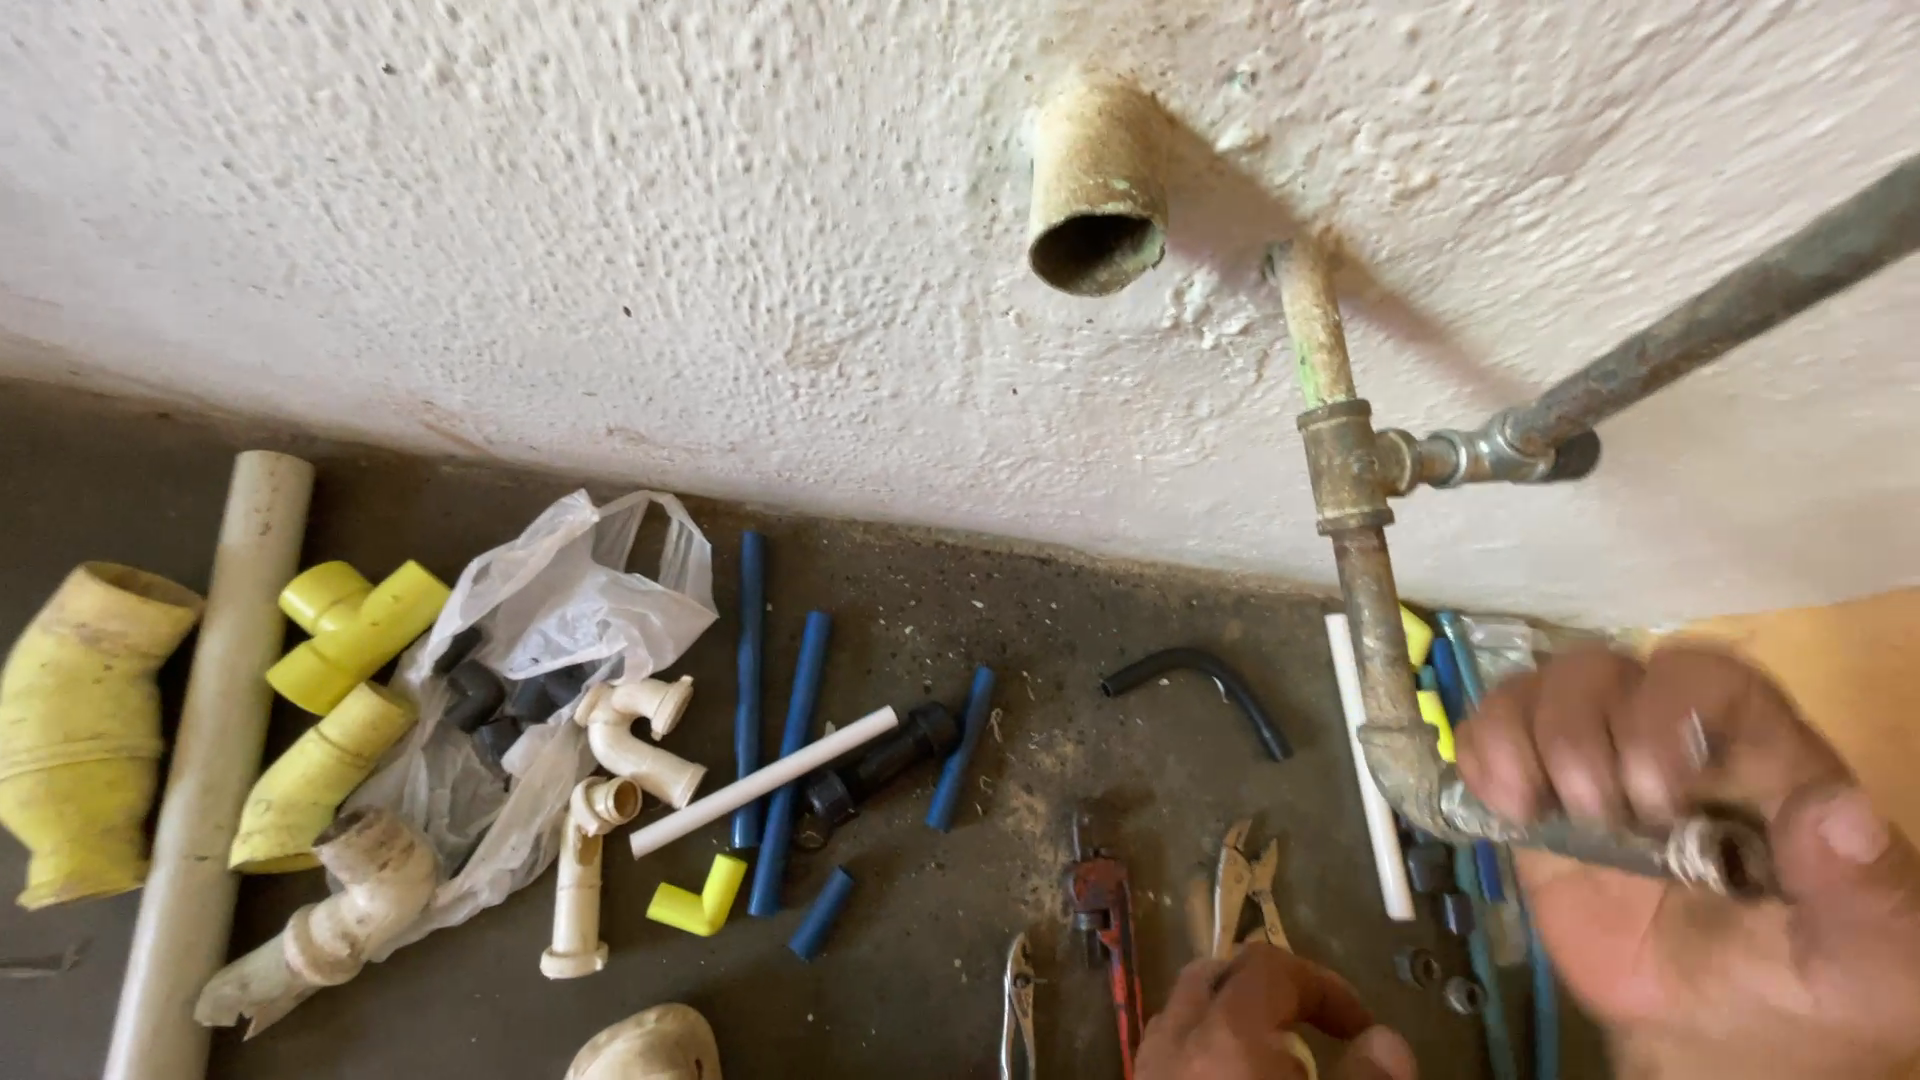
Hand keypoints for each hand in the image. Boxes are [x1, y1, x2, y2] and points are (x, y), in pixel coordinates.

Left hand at [1136, 943, 1416, 1079]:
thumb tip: (1389, 1040)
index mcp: (1225, 1033)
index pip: (1270, 967)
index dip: (1323, 985)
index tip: (1364, 1027)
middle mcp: (1175, 1036)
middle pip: (1216, 976)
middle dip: (1269, 991)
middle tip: (1316, 1032)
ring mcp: (1148, 1065)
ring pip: (1184, 1011)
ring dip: (1232, 1017)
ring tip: (1281, 1060)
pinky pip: (1168, 1049)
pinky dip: (1203, 1049)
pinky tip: (1233, 1079)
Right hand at [1455, 644, 1919, 1078]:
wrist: (1694, 1029)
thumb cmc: (1794, 992)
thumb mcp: (1873, 969)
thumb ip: (1870, 895)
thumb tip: (1837, 812)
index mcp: (1752, 758)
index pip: (1704, 675)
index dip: (1668, 704)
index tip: (1658, 789)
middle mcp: (1656, 737)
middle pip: (1596, 668)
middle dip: (1579, 734)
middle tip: (1601, 817)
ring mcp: (1580, 756)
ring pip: (1531, 686)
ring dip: (1521, 740)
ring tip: (1541, 813)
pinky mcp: (1522, 784)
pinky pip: (1480, 728)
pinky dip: (1478, 754)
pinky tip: (1505, 808)